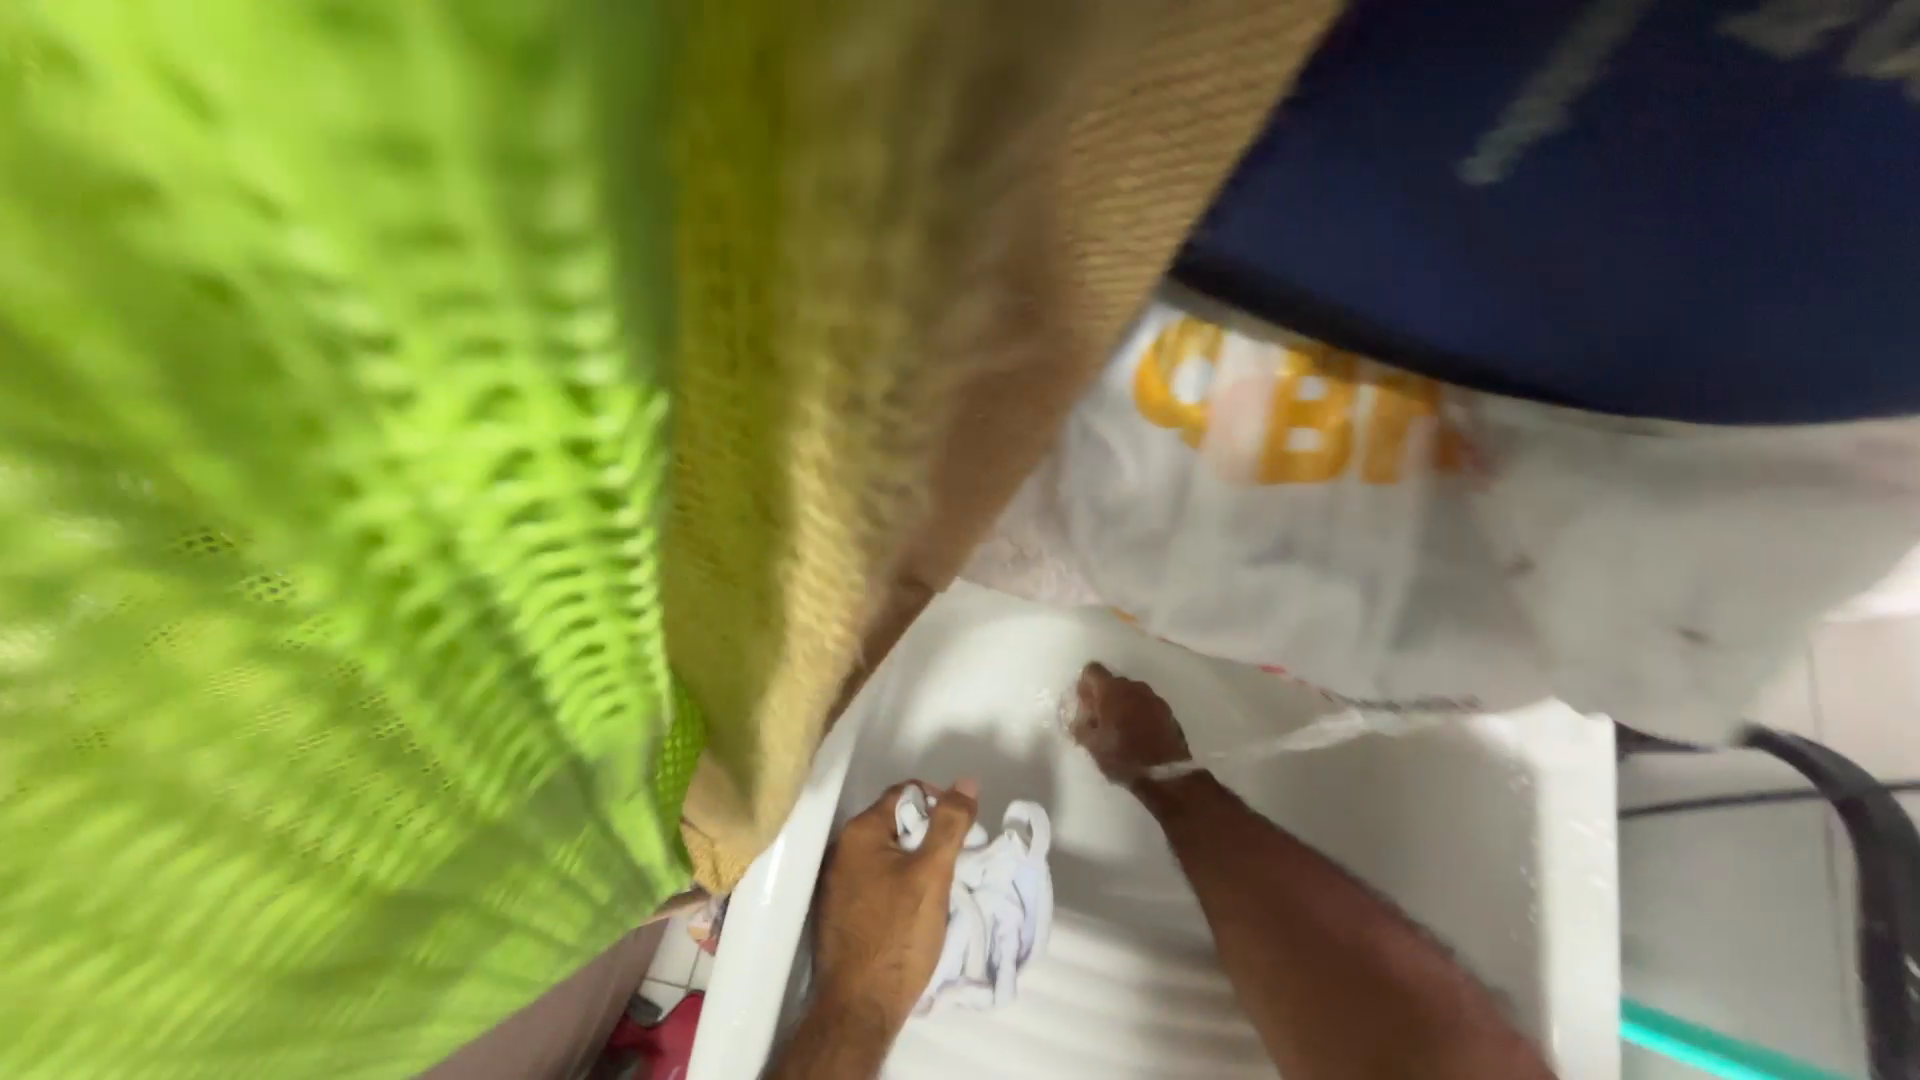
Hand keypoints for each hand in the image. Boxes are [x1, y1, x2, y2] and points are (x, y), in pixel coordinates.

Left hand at [812, 778, 979, 1029]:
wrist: (859, 1008)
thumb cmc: (898, 935)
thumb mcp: (932, 874)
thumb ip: (950, 824)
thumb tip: (966, 782)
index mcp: (859, 832)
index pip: (905, 793)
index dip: (938, 803)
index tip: (962, 831)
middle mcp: (841, 850)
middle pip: (896, 823)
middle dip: (929, 836)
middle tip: (955, 861)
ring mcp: (837, 883)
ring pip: (888, 854)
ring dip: (916, 862)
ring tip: (940, 887)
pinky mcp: (840, 911)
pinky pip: (876, 881)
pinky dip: (899, 884)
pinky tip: (916, 909)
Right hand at [1070, 662, 1191, 783]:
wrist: (1165, 774)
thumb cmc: (1123, 756)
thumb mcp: (1092, 745)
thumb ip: (1080, 726)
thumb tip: (1078, 719)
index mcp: (1112, 690)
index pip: (1092, 670)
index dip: (1085, 685)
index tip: (1084, 705)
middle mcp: (1133, 687)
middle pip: (1112, 682)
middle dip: (1103, 697)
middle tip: (1099, 721)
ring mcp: (1153, 697)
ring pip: (1130, 694)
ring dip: (1122, 705)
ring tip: (1119, 730)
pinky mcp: (1167, 711)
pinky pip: (1146, 705)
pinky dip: (1138, 714)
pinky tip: (1138, 735)